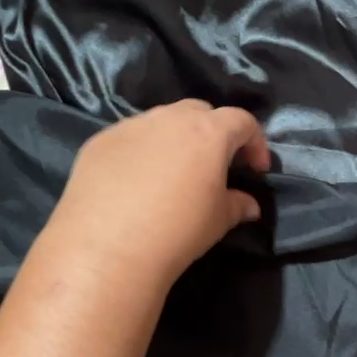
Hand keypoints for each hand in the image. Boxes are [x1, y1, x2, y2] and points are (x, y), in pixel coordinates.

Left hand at [51, 98, 269, 279]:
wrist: (109, 245)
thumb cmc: (180, 228)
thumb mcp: (219, 220)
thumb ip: (238, 205)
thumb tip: (249, 205)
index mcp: (208, 133)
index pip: (242, 121)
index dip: (256, 142)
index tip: (256, 170)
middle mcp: (169, 119)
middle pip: (201, 111)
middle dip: (215, 133)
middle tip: (217, 166)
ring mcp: (131, 126)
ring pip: (163, 121)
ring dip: (178, 140)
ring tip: (177, 174)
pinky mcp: (100, 141)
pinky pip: (132, 137)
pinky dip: (145, 151)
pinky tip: (140, 183)